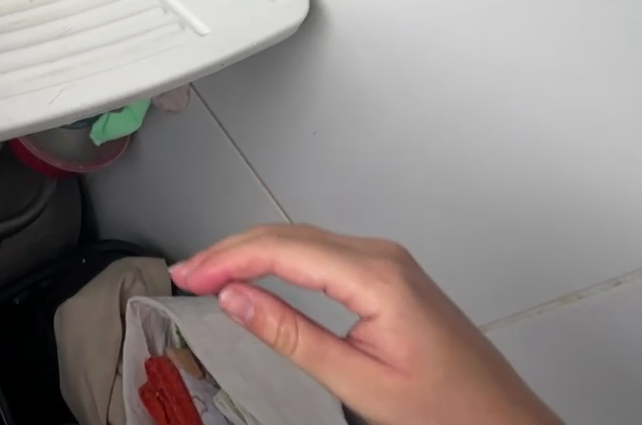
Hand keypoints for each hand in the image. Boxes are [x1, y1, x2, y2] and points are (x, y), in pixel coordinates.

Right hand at [170, 225, 560, 424]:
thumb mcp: (363, 386)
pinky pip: (315, 249)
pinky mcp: (385, 270)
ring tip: (209, 273)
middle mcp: (379, 255)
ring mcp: (384, 259)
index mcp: (376, 277)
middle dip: (229, 251)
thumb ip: (292, 336)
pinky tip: (254, 272)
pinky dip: (275, 257)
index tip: (189, 276)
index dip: (226, 259)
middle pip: (283, 236)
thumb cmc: (453, 417)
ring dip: (248, 252)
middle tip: (188, 274)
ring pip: (296, 237)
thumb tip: (232, 297)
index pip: (279, 250)